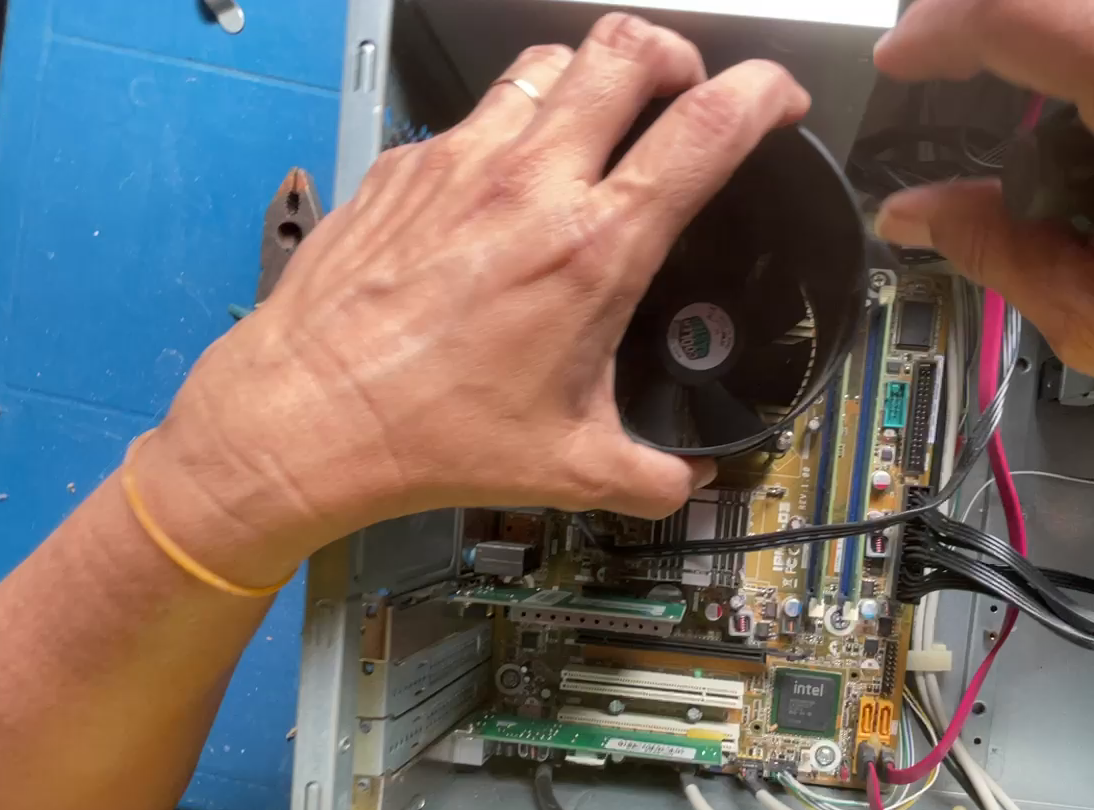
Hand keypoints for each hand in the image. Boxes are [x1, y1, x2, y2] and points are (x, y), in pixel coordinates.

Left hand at [133, 15, 809, 587]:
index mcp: (593, 250)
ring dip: (595, 75)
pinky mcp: (406, 169)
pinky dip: (516, 125)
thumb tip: (692, 478)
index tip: (780, 99)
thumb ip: (659, 477)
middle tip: (689, 93)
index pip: (704, 129)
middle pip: (625, 48)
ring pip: (548, 62)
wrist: (312, 419)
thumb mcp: (576, 469)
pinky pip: (477, 115)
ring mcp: (459, 162)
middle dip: (678, 54)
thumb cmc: (439, 437)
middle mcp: (530, 183)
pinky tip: (510, 184)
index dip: (763, 93)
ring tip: (605, 121)